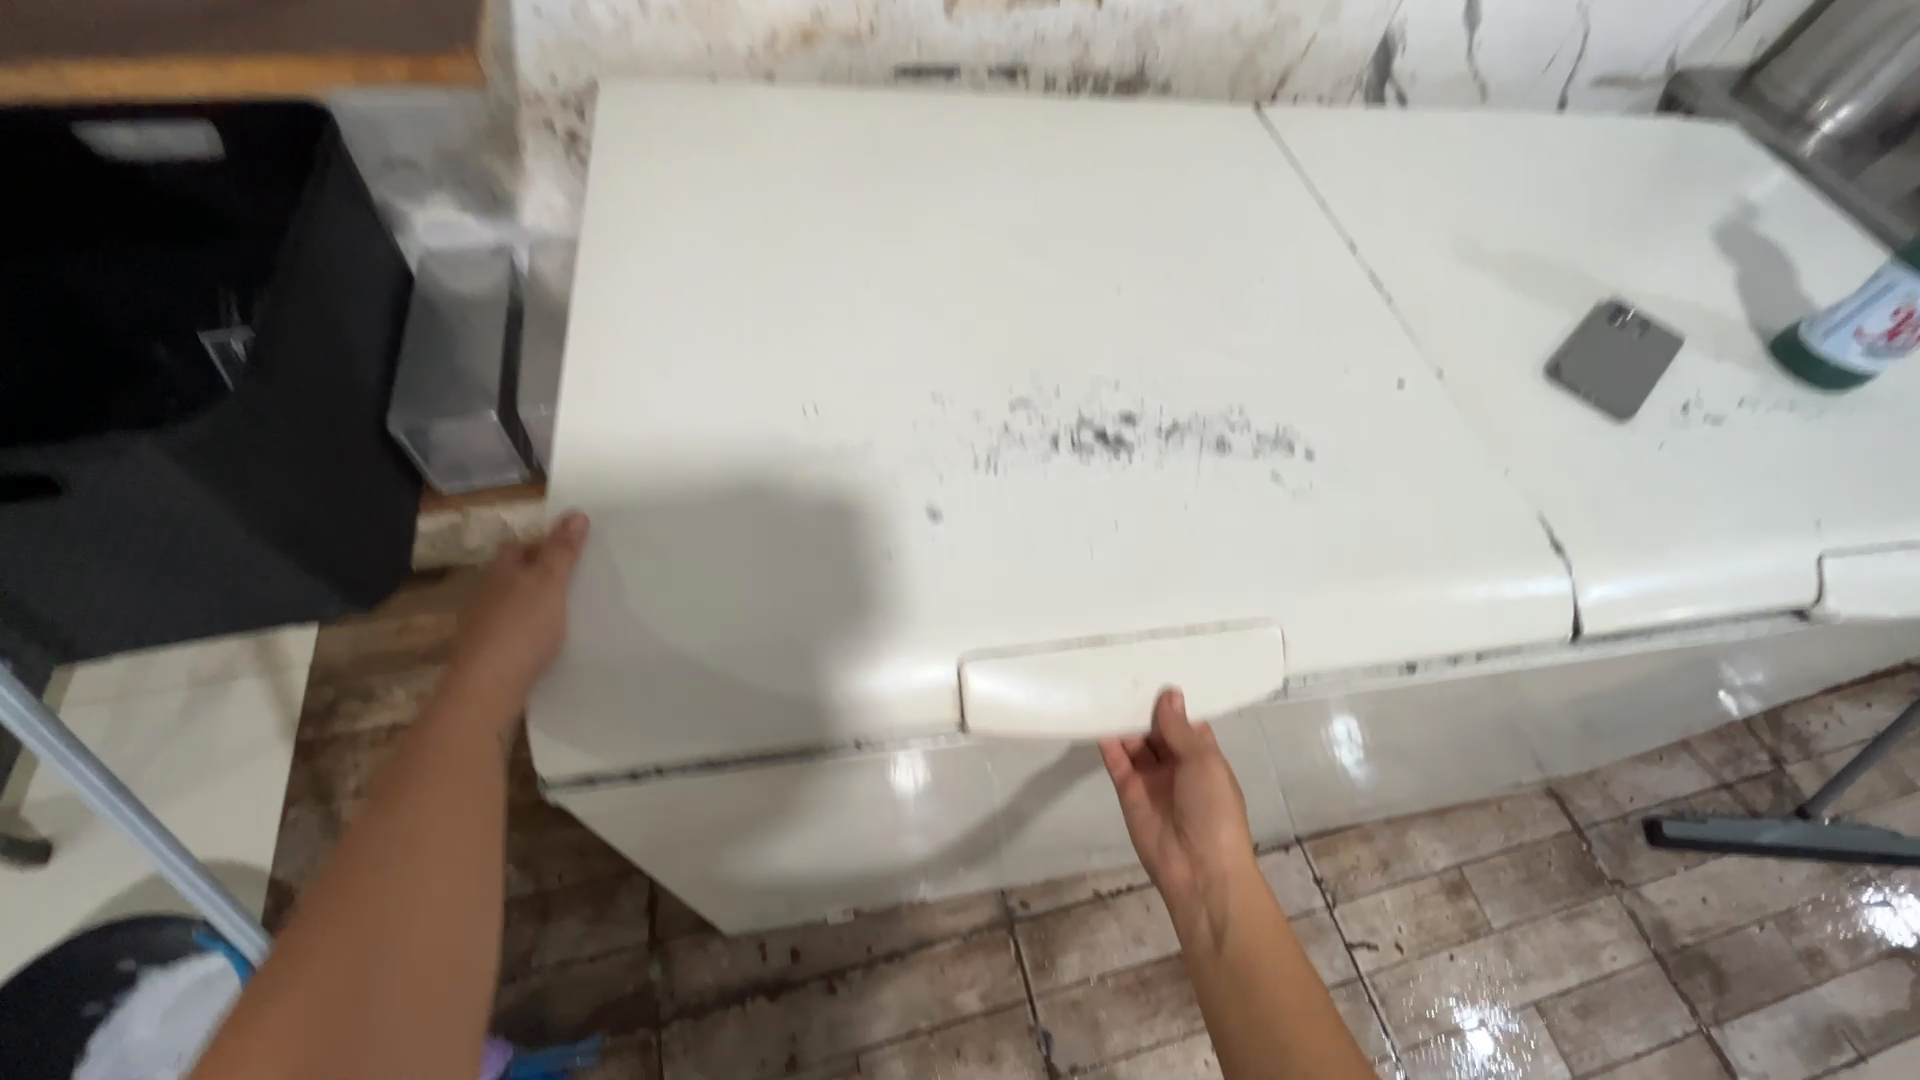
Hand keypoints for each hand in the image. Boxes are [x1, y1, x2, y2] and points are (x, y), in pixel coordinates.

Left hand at [439, 512, 589, 732]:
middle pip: (515, 575)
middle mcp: (489, 595)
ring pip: (515, 604)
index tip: (570, 548)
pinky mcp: (491, 654)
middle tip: (576, 578)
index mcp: (502, 573)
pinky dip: (532, 631)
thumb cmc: (521, 628)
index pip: (517, 547)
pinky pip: (516, 632)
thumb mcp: (549, 584)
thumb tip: (575, 512)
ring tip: (571, 610)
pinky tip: (551, 641)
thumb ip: (562, 551)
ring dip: (536, 604)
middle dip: (539, 574)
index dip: (541, 543)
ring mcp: (487, 626)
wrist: (487, 688)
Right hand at [1100, 689, 1256, 938]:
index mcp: (1204, 757)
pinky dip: (1108, 743)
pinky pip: (1117, 762)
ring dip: (1124, 722)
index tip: (1155, 670)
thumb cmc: (1214, 810)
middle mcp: (1177, 765)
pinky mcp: (1128, 791)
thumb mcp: (1204, 762)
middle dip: (1144, 708)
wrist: (1198, 868)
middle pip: (1157, 730)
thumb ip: (1179, 728)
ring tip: (1107, 690)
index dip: (1172, 702)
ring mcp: (1151, 778)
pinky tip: (1098, 720)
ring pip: (1135, 743)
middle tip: (1124, 674)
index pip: (1186, 722)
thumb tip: (1169, 693)